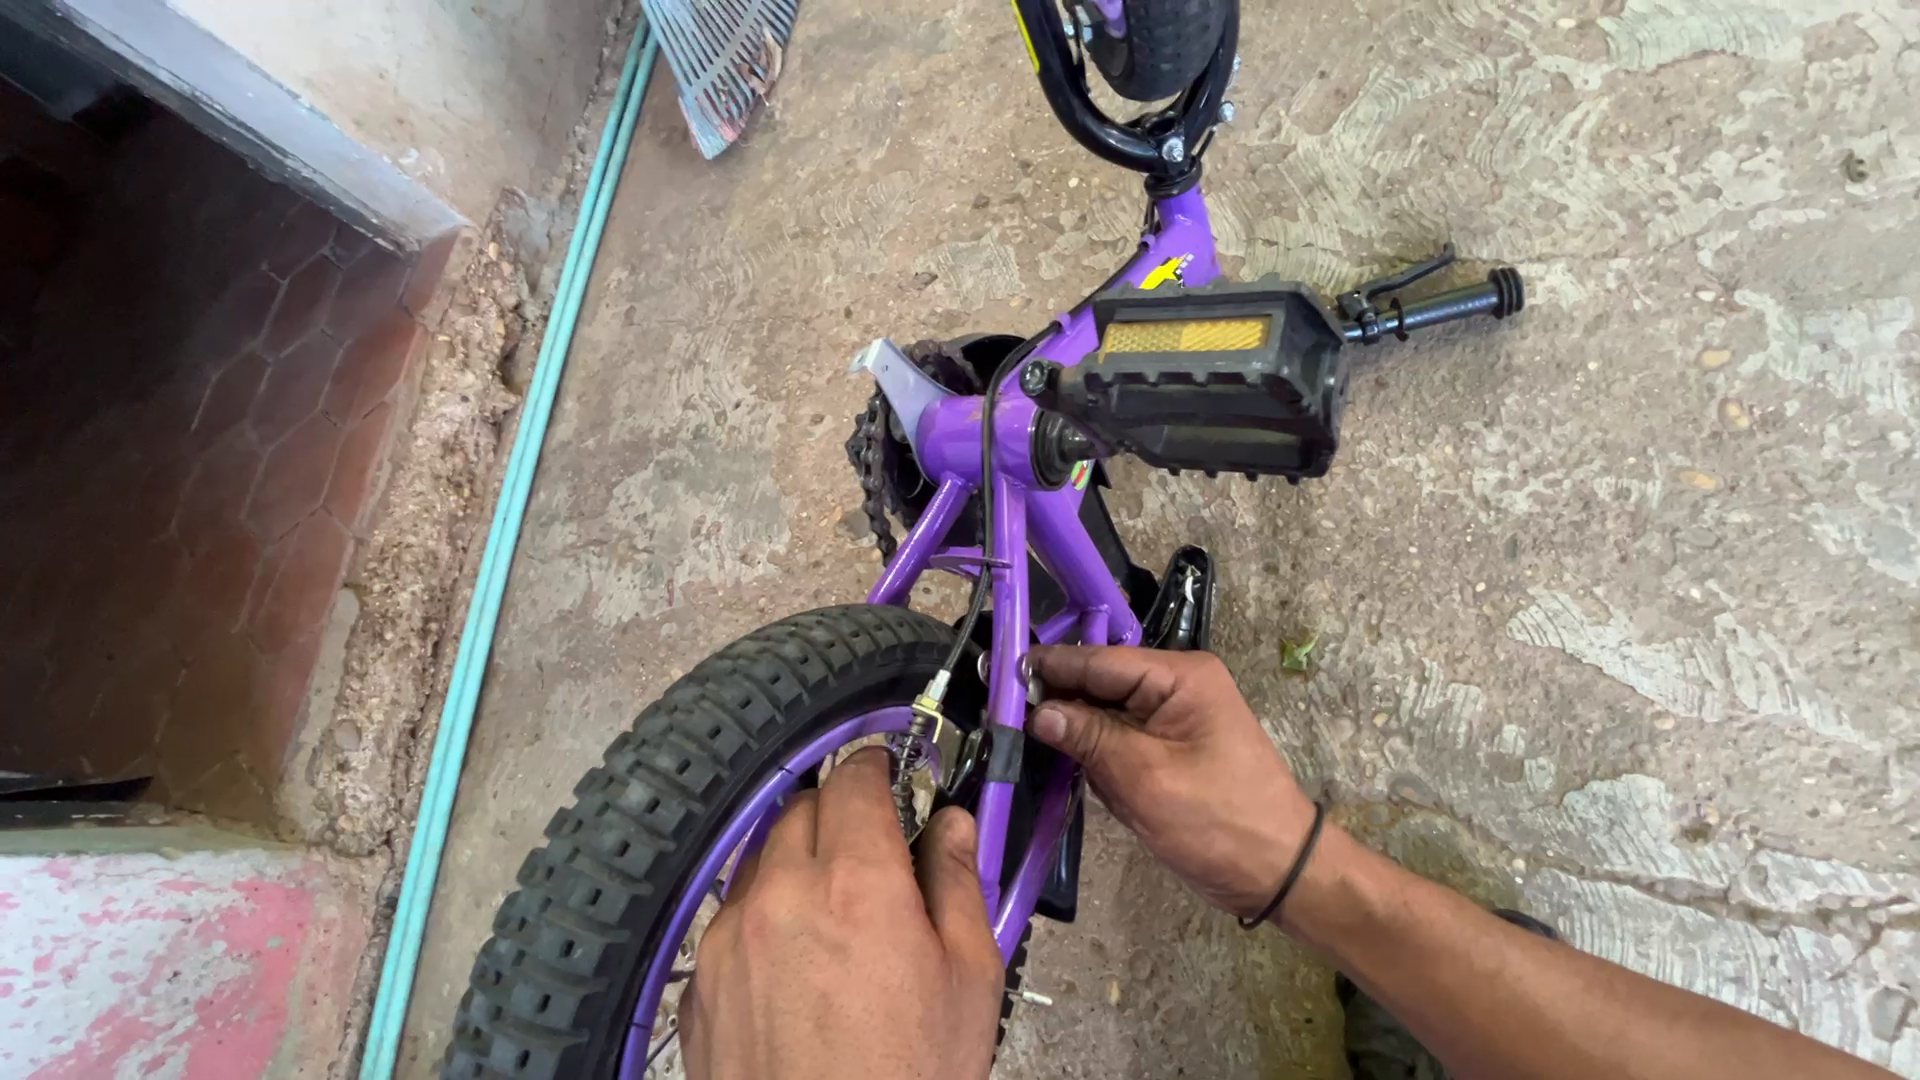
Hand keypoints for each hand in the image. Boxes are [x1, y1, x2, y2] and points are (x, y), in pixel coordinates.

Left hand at [680, 747, 1003, 1079]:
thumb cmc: (910, 1076)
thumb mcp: (969, 977)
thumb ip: (958, 880)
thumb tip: (951, 822)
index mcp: (858, 885)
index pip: (855, 780)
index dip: (875, 766)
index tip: (888, 773)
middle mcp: (784, 895)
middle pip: (803, 806)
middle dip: (839, 809)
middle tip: (868, 843)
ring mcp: (731, 937)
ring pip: (762, 852)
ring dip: (798, 853)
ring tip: (830, 901)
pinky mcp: (700, 980)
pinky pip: (731, 910)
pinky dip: (764, 906)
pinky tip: (791, 953)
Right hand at [1029, 645, 1318, 920]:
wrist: (1281, 874)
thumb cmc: (1219, 821)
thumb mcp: (1147, 777)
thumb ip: (1089, 738)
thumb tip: (1037, 712)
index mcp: (1180, 676)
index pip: (1100, 661)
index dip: (1050, 666)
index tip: (1001, 671)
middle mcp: (1174, 686)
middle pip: (1099, 683)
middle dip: (1054, 695)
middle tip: (999, 703)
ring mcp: (1169, 718)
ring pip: (1102, 711)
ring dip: (1067, 723)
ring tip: (1013, 724)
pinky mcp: (1164, 749)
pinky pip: (1115, 737)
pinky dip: (1087, 747)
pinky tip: (1052, 751)